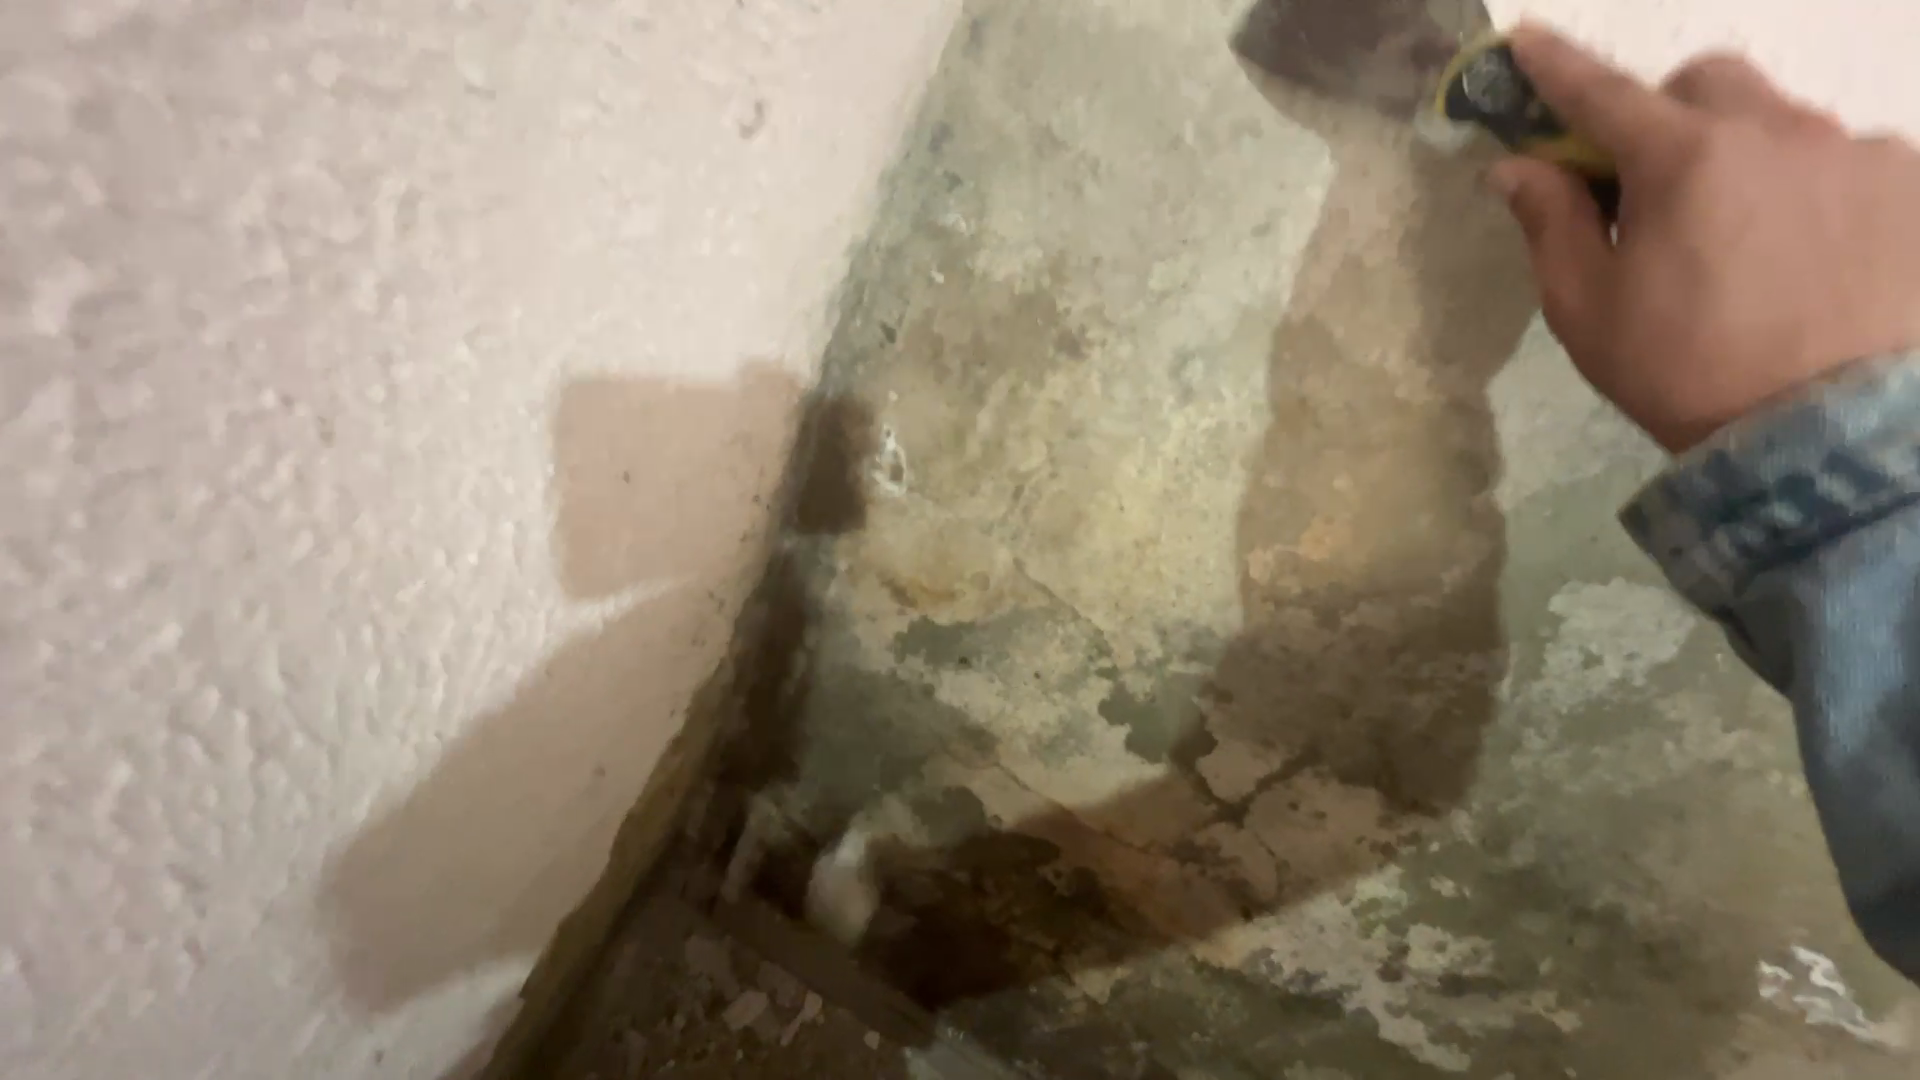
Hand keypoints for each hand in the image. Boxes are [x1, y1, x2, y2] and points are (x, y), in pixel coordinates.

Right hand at [1490, 24, 1919, 451]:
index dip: (1556, 69)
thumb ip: (1550, 221)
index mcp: (1685, 161)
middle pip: (1705, 83)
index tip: (1522, 42)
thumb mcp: (1582, 302)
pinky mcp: (1909, 182)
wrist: (1815, 421)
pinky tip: (1787, 254)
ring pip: (1772, 120)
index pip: (1603, 96)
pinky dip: (1791, 186)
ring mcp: (1857, 151)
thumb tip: (1516, 166)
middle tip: (1637, 186)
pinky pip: (1832, 158)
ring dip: (1729, 156)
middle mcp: (1778, 131)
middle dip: (1659, 116)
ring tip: (1722, 241)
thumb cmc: (1671, 363)